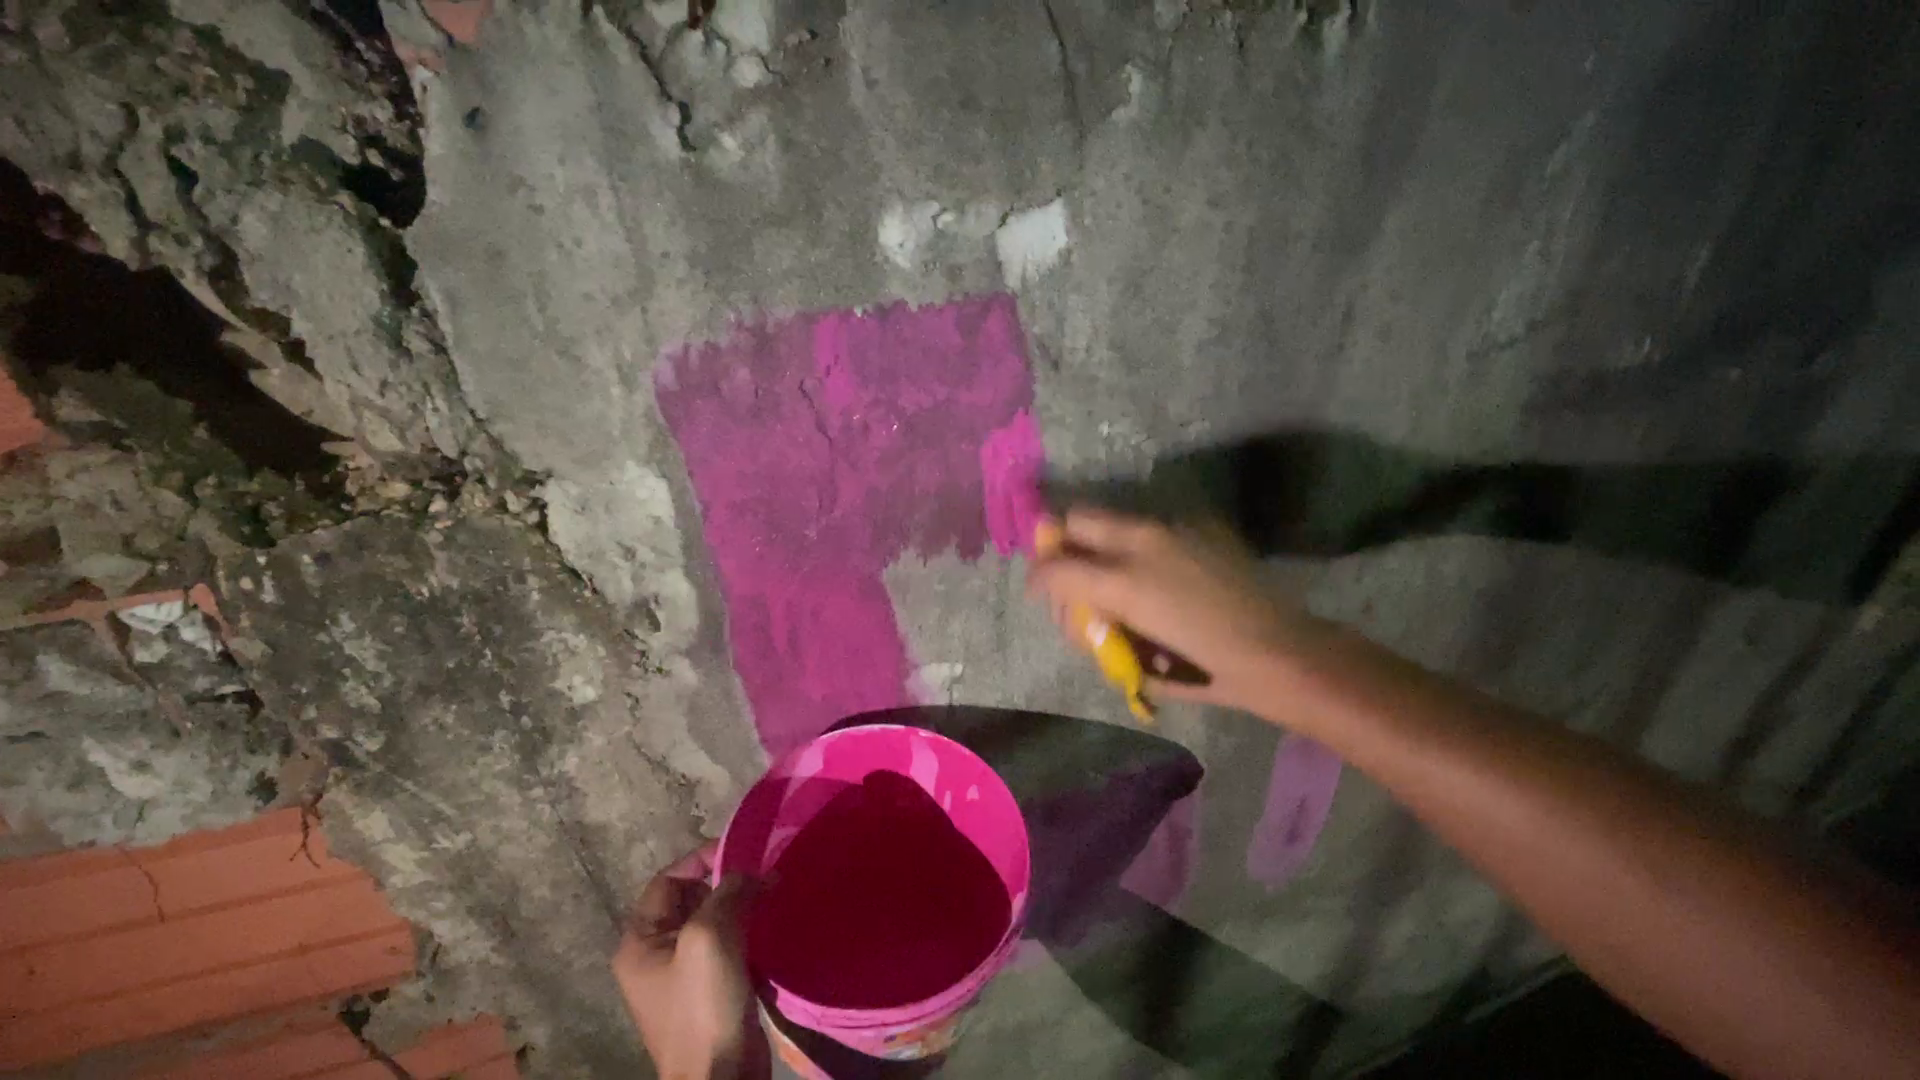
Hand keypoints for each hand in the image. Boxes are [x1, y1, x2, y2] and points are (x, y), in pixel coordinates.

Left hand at [611, 845, 767, 1079]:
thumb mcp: (710, 936)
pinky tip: (771, 926)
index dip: (703, 859)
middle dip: (726, 882)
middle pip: (689, 899)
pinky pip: (726, 948)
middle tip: (764, 872)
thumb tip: (756, 874)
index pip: (668, 880)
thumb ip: (729, 892)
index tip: (745, 850)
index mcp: (639, 941)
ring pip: (711, 923)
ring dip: (740, 907)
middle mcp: (654, 956)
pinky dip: (747, 933)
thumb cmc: (703, 1006)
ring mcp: (681, 978)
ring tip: (773, 894)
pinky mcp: (709, 993)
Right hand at [1027, 507, 1328, 717]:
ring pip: (1115, 522)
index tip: (1038, 592)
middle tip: (1069, 580)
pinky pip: (1151, 530)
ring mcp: (1175, 530)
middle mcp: (1143, 541)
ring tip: (1111, 586)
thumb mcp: (1136, 659)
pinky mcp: (1202, 530)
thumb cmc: (1204, 671)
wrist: (1276, 653)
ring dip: (1100, 547)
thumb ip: (1096, 627)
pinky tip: (1153, 582)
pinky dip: (1137, 549)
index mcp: (1123, 578)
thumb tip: (1077, 610)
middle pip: (1080, 520)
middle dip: (1064, 545)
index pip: (1058, 564)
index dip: (1039, 576)